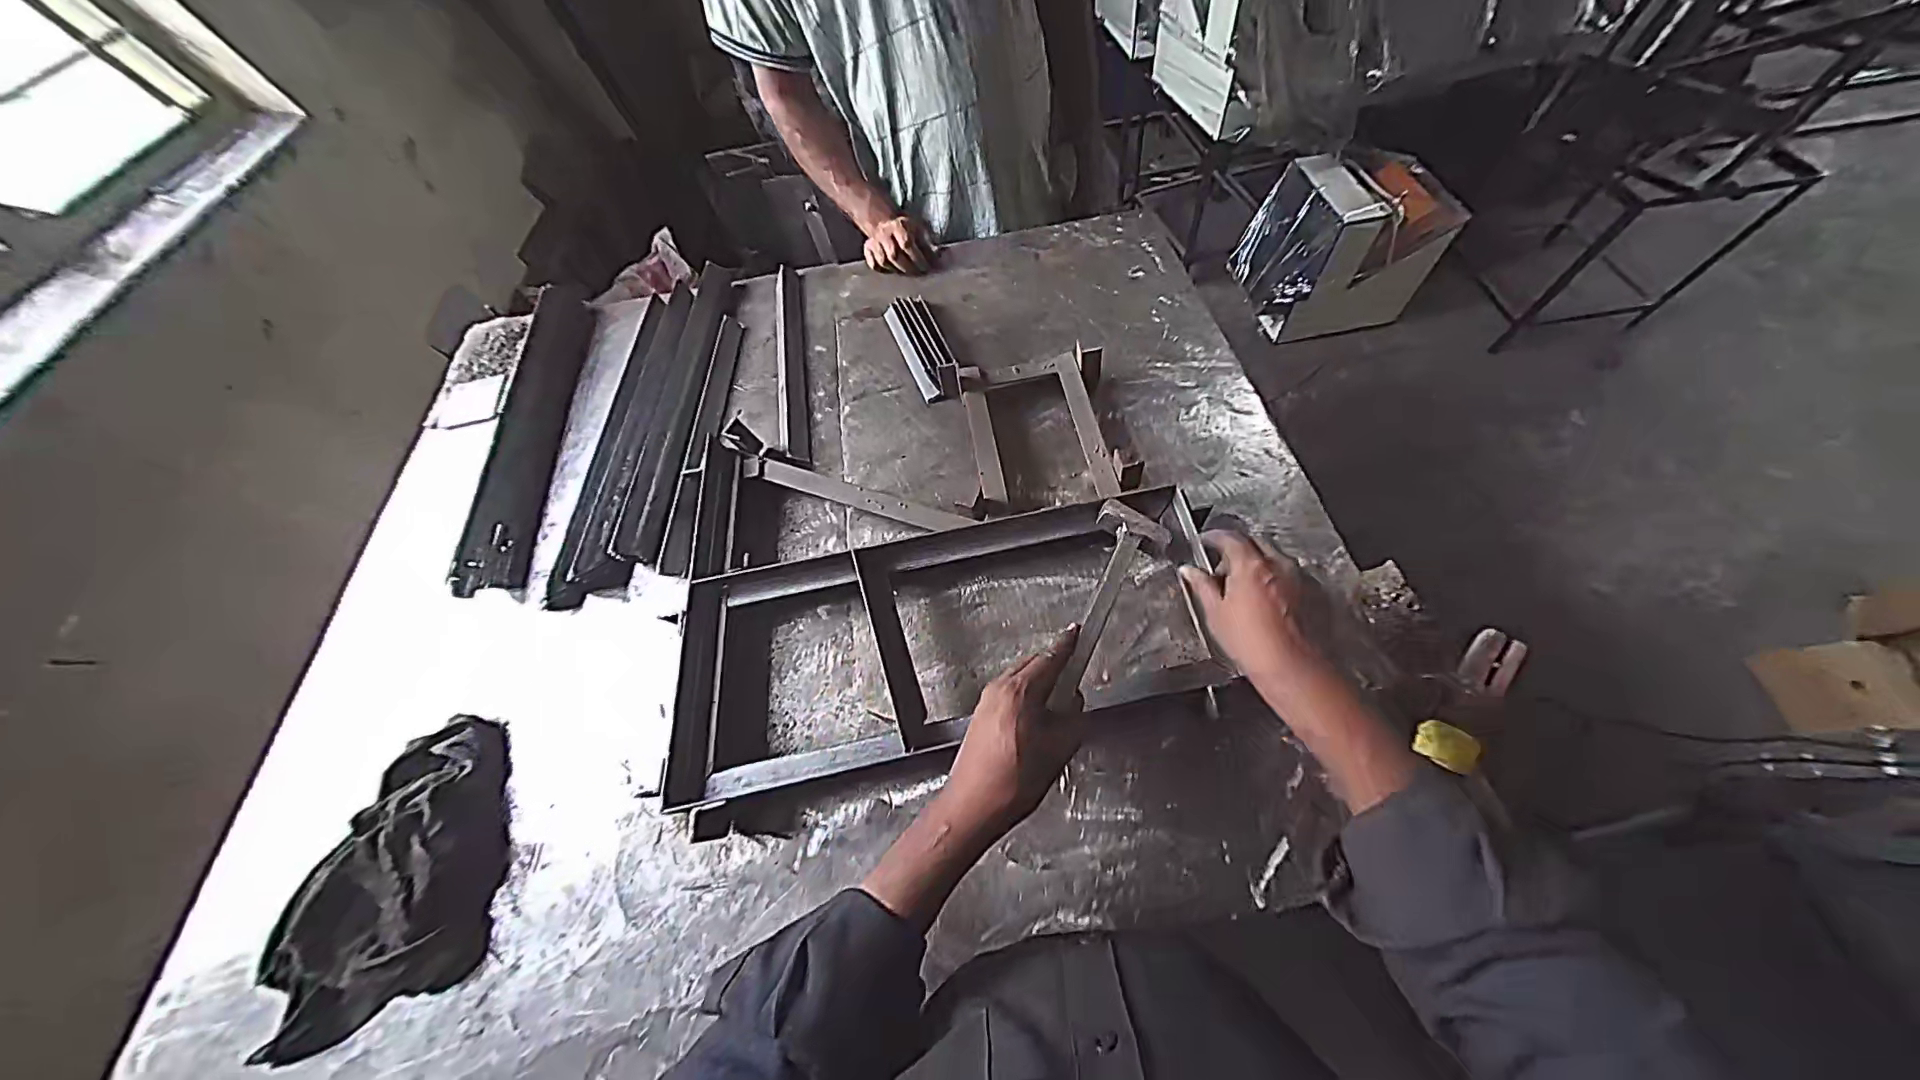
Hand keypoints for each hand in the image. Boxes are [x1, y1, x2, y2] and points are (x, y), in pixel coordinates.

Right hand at [863, 214, 933, 273]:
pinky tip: (892, 271)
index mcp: (900, 225)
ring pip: (884, 261)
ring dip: (897, 270)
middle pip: (895, 255)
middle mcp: (885, 233)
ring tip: (908, 273)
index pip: (907, 244)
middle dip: (909, 268)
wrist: (884, 220)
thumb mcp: (920, 227)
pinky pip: (873, 264)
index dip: (918, 257)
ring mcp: (875, 241)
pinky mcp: (868, 249)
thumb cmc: (907, 228)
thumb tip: (938, 256)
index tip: (928, 267)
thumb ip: (928, 241)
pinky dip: (882, 270)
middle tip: (919, 273)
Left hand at [938, 627, 1083, 832]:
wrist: (971, 806)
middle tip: (1076, 674)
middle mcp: (999, 689)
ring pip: (1021, 678)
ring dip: (1040, 682)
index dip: (1068, 645)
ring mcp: (986, 701)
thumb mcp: (1058, 749)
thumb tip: (1074, 702)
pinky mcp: (981, 715)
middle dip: (1055, 665)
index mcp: (1020, 692)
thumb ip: (1072, 717)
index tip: (1077, 632)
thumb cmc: (1013, 782)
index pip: (1050, 658)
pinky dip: (1027, 695)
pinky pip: (1010, 692)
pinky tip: (1037, 718)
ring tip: (1059, 704)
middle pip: (1033, 664)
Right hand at [1179, 531, 1329, 689]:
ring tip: (1240, 584)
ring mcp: (1295, 577)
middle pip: (1254, 542)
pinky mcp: (1307, 592)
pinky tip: (1260, 597)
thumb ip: (1201, 585)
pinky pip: (1285, 573)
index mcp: (1250, 565)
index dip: (1214, 537)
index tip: (1205, 541)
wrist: (1288, 665)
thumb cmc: (1251, 642)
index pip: (1230, 538)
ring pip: (1272, 556)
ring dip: (1255, 561)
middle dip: (1236, 548)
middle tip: (1220, 565)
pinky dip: (1271, 576)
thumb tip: (1190, 571)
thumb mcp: (1215, 612)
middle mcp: (1277, 564)